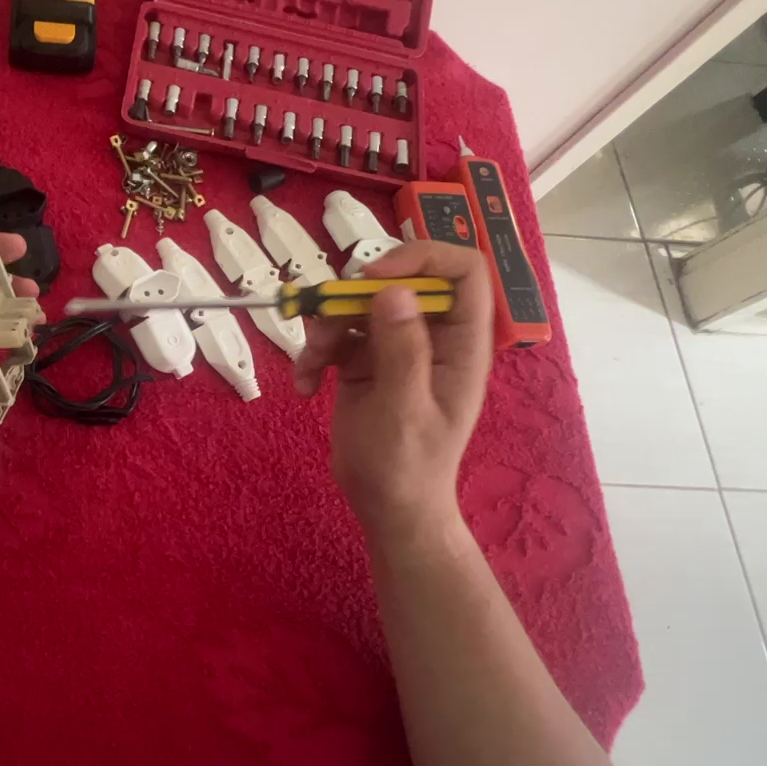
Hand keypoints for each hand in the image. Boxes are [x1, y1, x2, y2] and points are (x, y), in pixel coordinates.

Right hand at [293, 240, 493, 542]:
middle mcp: (430, 336)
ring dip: (324, 329)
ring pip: (356, 307)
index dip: (422, 259)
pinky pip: (334, 338)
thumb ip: (402, 349)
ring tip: (310, 367)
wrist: (385, 506)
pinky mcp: (362, 363)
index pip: (462, 271)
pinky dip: (312, 356)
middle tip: (325, 321)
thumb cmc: (406, 466)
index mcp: (460, 343)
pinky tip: (305, 388)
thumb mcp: (404, 409)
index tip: (375, 276)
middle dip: (353, 298)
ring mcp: (394, 348)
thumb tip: (392, 290)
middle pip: (397, 282)